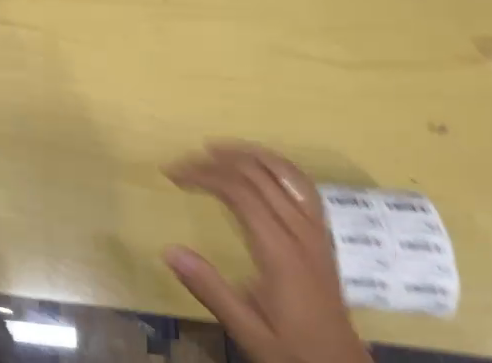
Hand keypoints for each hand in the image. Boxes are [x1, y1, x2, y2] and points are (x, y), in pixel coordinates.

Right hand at [164, 144, 369, 362]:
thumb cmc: (292, 351)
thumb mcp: (247, 330)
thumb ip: (209, 289)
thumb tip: (168, 250)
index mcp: (279, 251)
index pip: (239, 192)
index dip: (204, 174)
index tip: (173, 173)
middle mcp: (300, 231)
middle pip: (259, 175)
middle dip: (219, 160)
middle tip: (186, 160)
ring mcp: (316, 231)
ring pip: (285, 173)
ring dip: (250, 153)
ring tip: (219, 148)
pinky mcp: (323, 235)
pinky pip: (303, 186)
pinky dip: (278, 166)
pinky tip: (262, 166)